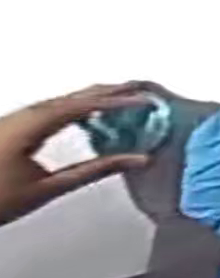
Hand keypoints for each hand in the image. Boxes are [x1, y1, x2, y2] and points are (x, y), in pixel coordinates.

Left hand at [0, 83, 151, 225]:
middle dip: (103, 93)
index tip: (147, 101)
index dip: (115, 102)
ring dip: (86, 98)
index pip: (76, 108)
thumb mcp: (46, 189)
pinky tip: (81, 114)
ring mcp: (1, 129)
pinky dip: (68, 109)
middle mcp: (9, 124)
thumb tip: (139, 159)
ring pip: (50, 105)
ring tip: (118, 97)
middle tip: (139, 88)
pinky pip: (39, 113)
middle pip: (62, 101)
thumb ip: (95, 170)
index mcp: (21, 133)